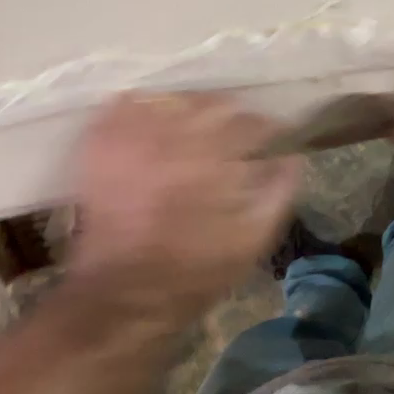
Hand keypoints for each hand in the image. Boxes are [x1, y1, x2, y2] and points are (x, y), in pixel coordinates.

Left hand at [67, 94, 301, 314]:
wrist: (122, 294)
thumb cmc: (193, 273)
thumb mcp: (250, 243)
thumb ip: (276, 195)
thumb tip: (294, 159)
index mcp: (213, 165)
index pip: (250, 124)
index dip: (269, 126)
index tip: (277, 133)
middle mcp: (171, 143)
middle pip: (211, 104)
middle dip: (233, 112)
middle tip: (242, 127)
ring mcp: (131, 142)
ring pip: (170, 99)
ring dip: (192, 105)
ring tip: (201, 121)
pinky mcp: (99, 148)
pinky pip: (122, 104)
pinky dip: (143, 105)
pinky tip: (155, 117)